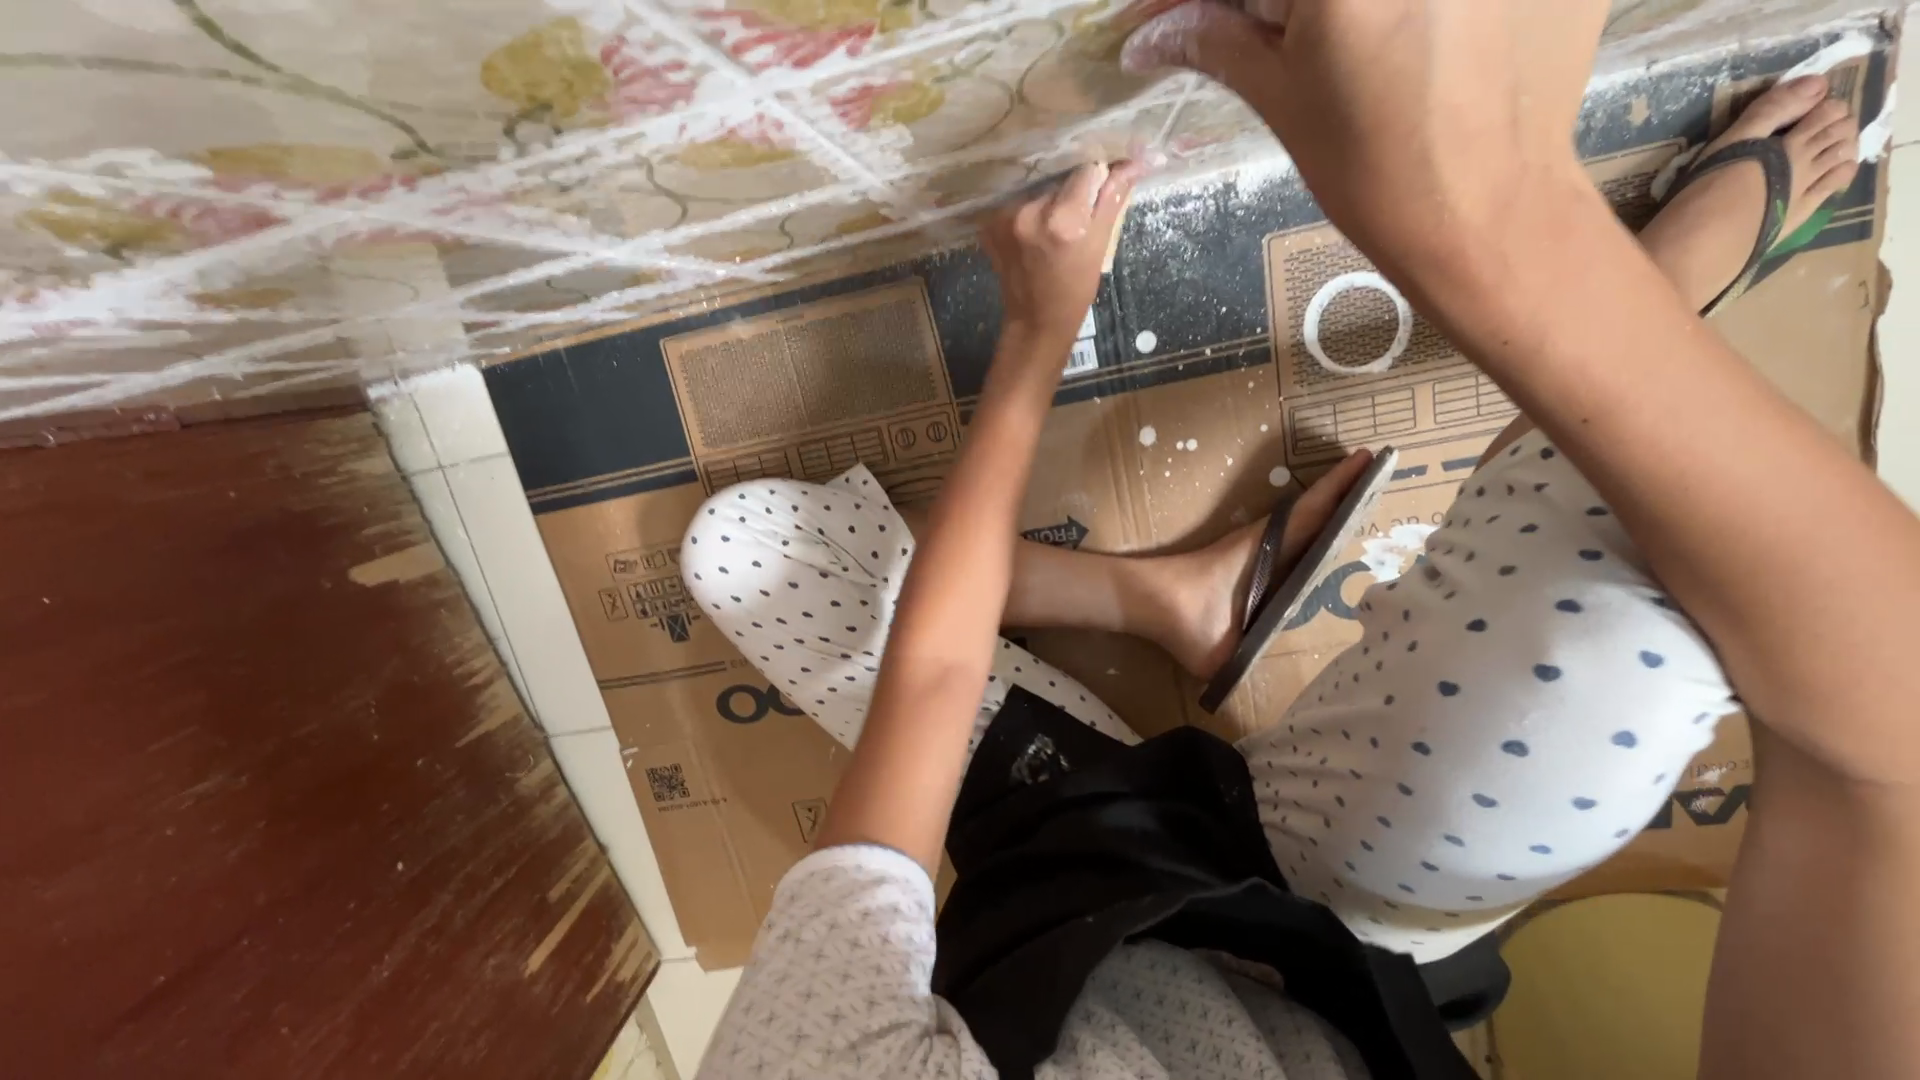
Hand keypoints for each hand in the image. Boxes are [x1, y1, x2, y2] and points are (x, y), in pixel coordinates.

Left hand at [980, 160, 1143, 360]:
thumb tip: (1136, 162)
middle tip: (1075, 217)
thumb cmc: (1075, 289)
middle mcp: (1030, 212)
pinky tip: (1033, 233)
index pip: (1087, 171)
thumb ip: (1114, 199)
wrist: (1035, 322)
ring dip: (1048, 200)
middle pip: (1059, 178)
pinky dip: (1027, 211)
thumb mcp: (1100, 246)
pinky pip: (1016, 202)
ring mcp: (1004, 218)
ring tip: (1052, 227)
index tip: (1100, 192)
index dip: (1097, 179)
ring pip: (1036, 188)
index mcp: (1064, 220)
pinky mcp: (989, 224)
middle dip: (1071, 191)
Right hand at [1121, 0, 1610, 295]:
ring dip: (1324, 11)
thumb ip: (1218, 43)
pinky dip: (1408, 4)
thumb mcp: (1284, 99)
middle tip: (1234, 28)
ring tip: (1327, 43)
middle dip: (1263, 5)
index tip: (1161, 16)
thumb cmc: (1372, 171)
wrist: (1489, 216)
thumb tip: (1150, 35)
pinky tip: (1407, 35)